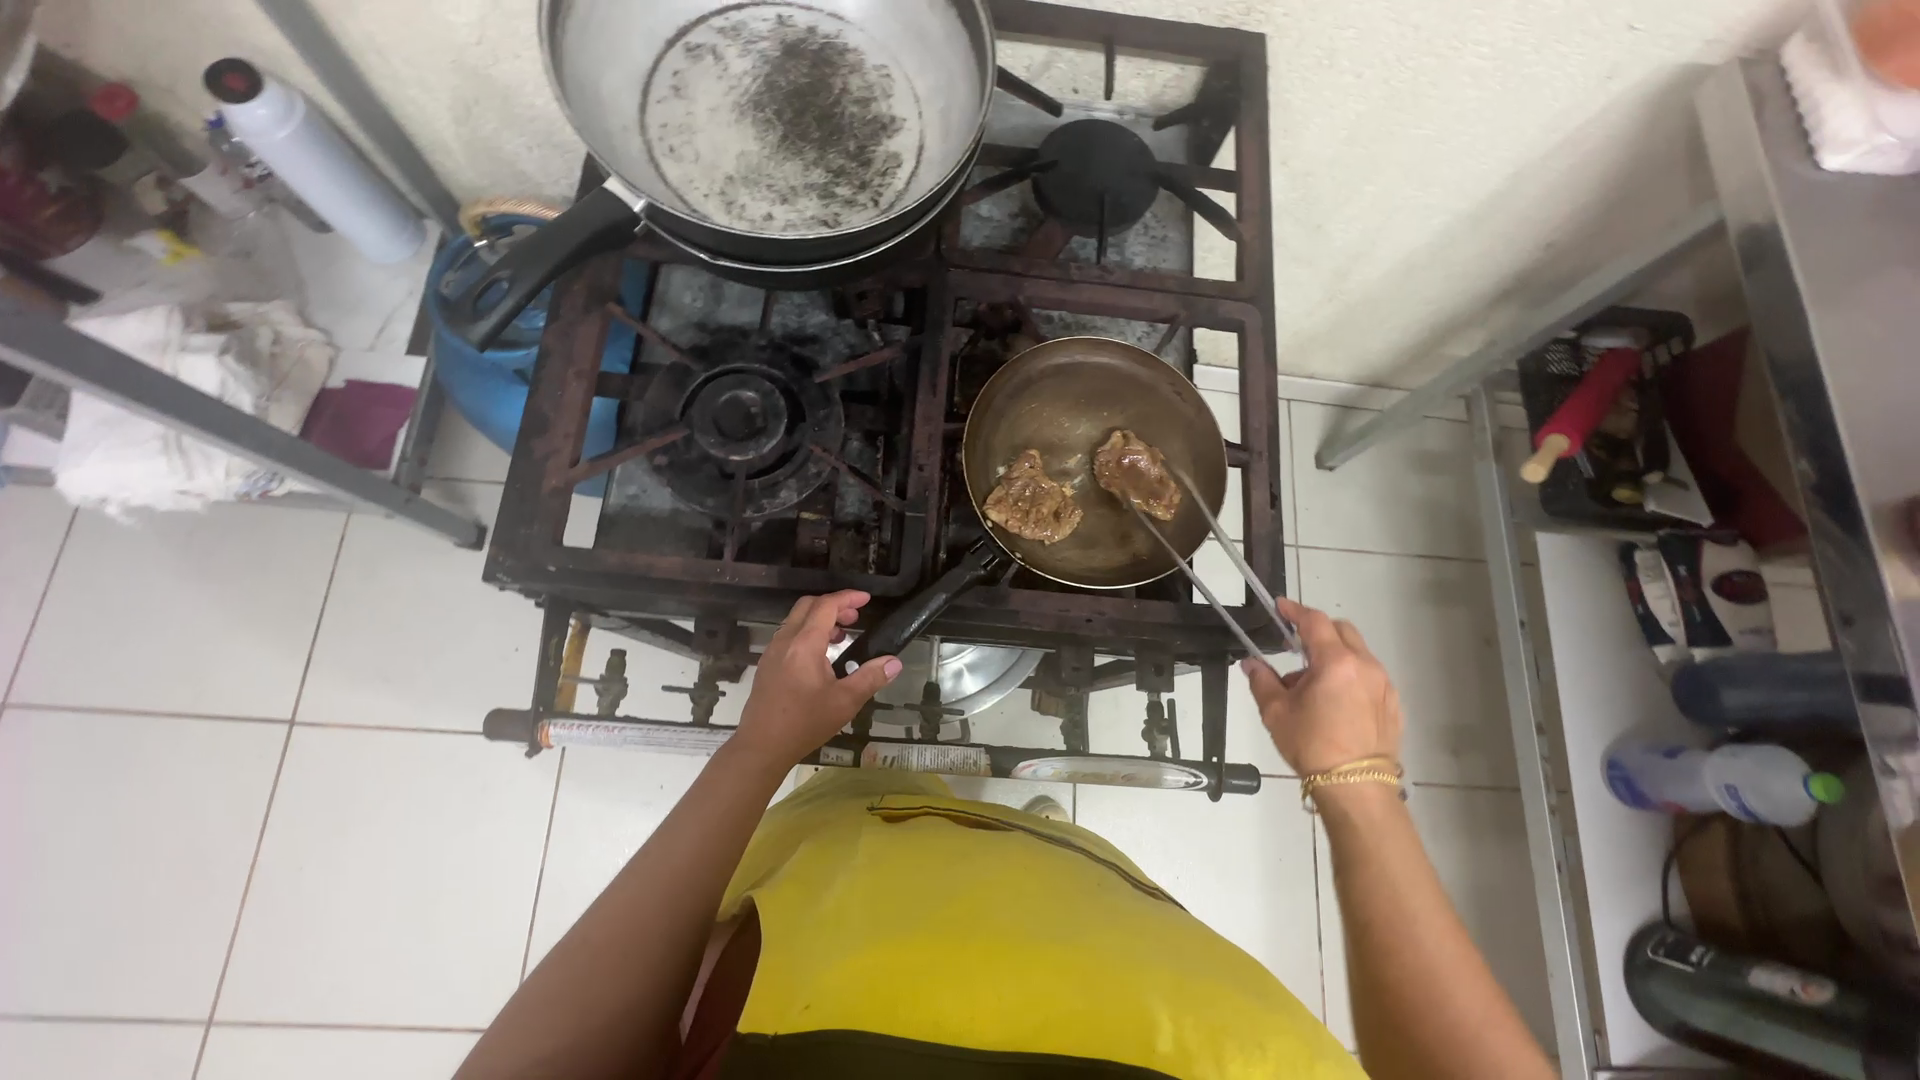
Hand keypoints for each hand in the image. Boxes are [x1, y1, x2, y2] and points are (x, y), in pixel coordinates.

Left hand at [734, 590, 902, 766]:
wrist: (762, 746)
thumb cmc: (804, 723)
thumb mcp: (845, 702)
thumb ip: (871, 678)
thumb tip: (894, 662)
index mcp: (804, 644)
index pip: (826, 606)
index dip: (847, 598)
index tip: (866, 599)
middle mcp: (785, 641)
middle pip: (808, 606)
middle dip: (833, 605)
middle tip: (855, 617)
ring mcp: (772, 653)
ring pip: (796, 621)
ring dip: (819, 620)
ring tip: (841, 636)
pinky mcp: (767, 665)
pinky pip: (788, 636)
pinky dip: (807, 633)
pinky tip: (820, 657)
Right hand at [1243, 597, 1403, 775]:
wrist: (1356, 787)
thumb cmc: (1312, 745)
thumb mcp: (1276, 712)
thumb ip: (1262, 681)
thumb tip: (1250, 664)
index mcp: (1335, 662)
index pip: (1315, 622)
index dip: (1295, 611)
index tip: (1280, 607)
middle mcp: (1365, 666)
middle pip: (1342, 631)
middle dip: (1318, 631)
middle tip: (1296, 646)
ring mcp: (1384, 685)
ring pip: (1358, 654)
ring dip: (1334, 656)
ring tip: (1313, 685)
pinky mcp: (1393, 704)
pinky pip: (1370, 677)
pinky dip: (1351, 676)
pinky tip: (1335, 702)